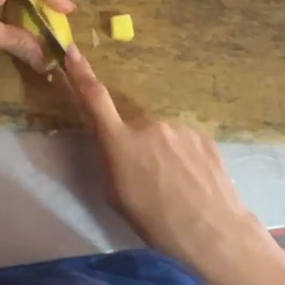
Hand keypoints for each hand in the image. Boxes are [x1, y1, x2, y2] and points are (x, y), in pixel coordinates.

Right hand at [64, 49, 270, 274]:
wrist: (213, 232)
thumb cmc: (156, 222)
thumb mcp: (117, 198)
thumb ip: (111, 165)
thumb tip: (117, 151)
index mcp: (121, 143)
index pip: (95, 100)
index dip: (80, 75)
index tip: (72, 52)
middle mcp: (149, 126)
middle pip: (135, 131)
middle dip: (137, 150)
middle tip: (149, 183)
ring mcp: (180, 128)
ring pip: (162, 138)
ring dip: (163, 156)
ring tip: (176, 188)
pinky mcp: (204, 136)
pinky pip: (184, 143)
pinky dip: (184, 159)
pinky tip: (193, 184)